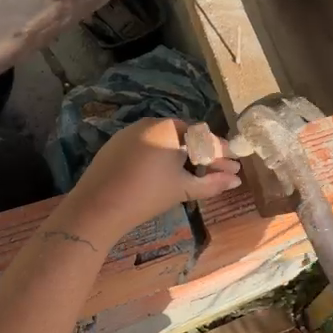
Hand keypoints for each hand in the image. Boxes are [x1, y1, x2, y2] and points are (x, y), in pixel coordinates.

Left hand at [55, 118, 239, 243]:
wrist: (96, 209)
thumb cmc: (147, 194)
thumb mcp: (184, 188)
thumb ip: (213, 182)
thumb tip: (236, 180)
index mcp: (168, 128)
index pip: (204, 137)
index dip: (222, 152)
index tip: (235, 164)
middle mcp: (149, 124)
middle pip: (185, 138)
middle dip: (204, 155)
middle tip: (219, 172)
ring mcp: (128, 134)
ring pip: (165, 142)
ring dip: (183, 157)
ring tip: (195, 176)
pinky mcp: (114, 147)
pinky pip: (146, 147)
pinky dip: (161, 158)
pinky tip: (165, 175)